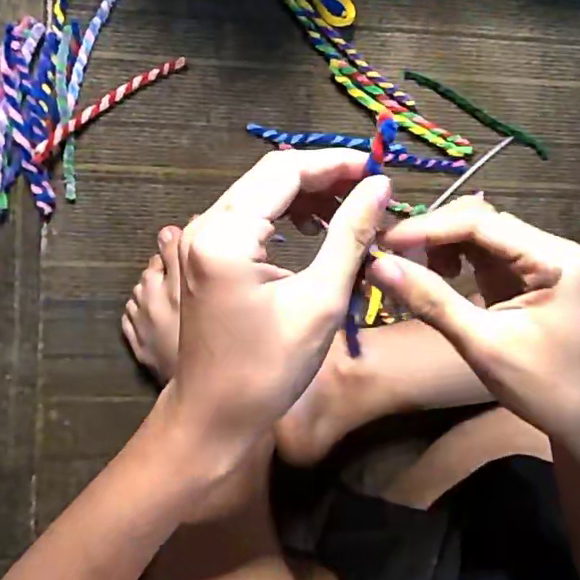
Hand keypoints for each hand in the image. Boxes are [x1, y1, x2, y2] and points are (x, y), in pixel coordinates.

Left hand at [166, 149, 390, 461]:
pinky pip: (250, 214)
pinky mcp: (205, 253)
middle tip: (370, 188)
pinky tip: (315, 227)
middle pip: (270, 175)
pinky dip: (286, 212)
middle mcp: (205, 225)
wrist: (214, 416)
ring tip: (350, 208)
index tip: (377, 169)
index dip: (334, 162)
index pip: (284, 170)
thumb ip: (350, 233)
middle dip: (323, 175)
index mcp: (226, 235)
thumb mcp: (320, 299)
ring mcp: (200, 238)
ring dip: (306, 193)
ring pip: (261, 191)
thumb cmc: (269, 368)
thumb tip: (379, 185)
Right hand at [369, 197, 579, 455]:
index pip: (481, 222)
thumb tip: (378, 266)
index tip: (386, 240)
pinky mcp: (525, 273)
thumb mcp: (482, 344)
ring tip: (414, 268)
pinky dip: (454, 256)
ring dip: (442, 243)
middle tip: (391, 254)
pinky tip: (438, 273)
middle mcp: (550, 248)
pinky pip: (483, 250)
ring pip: (479, 231)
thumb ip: (432, 300)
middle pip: (480, 219)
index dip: (429, 227)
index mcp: (553, 259)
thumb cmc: (543, 388)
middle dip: (434, 233)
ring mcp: (538, 259)